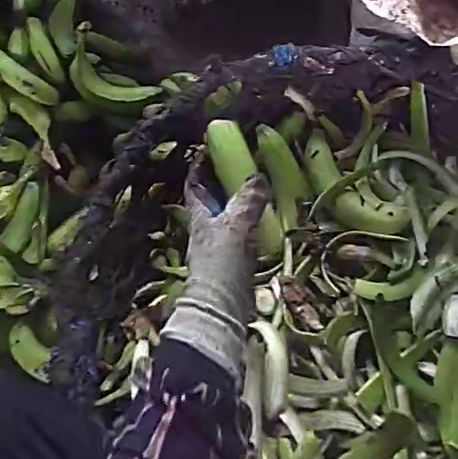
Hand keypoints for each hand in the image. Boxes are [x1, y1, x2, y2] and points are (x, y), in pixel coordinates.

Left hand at [161, 167, 267, 381]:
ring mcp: (218, 243)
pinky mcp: (232, 258)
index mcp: (199, 214)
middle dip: (220, 179)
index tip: (207, 149)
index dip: (198, 166)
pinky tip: (263, 218)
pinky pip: (239, 230)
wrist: (221, 309)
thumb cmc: (222, 264)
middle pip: (210, 196)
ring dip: (236, 200)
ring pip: (226, 213)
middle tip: (238, 162)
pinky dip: (248, 220)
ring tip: (254, 186)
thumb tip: (258, 176)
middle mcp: (205, 226)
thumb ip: (247, 201)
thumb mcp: (235, 226)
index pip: (194, 183)